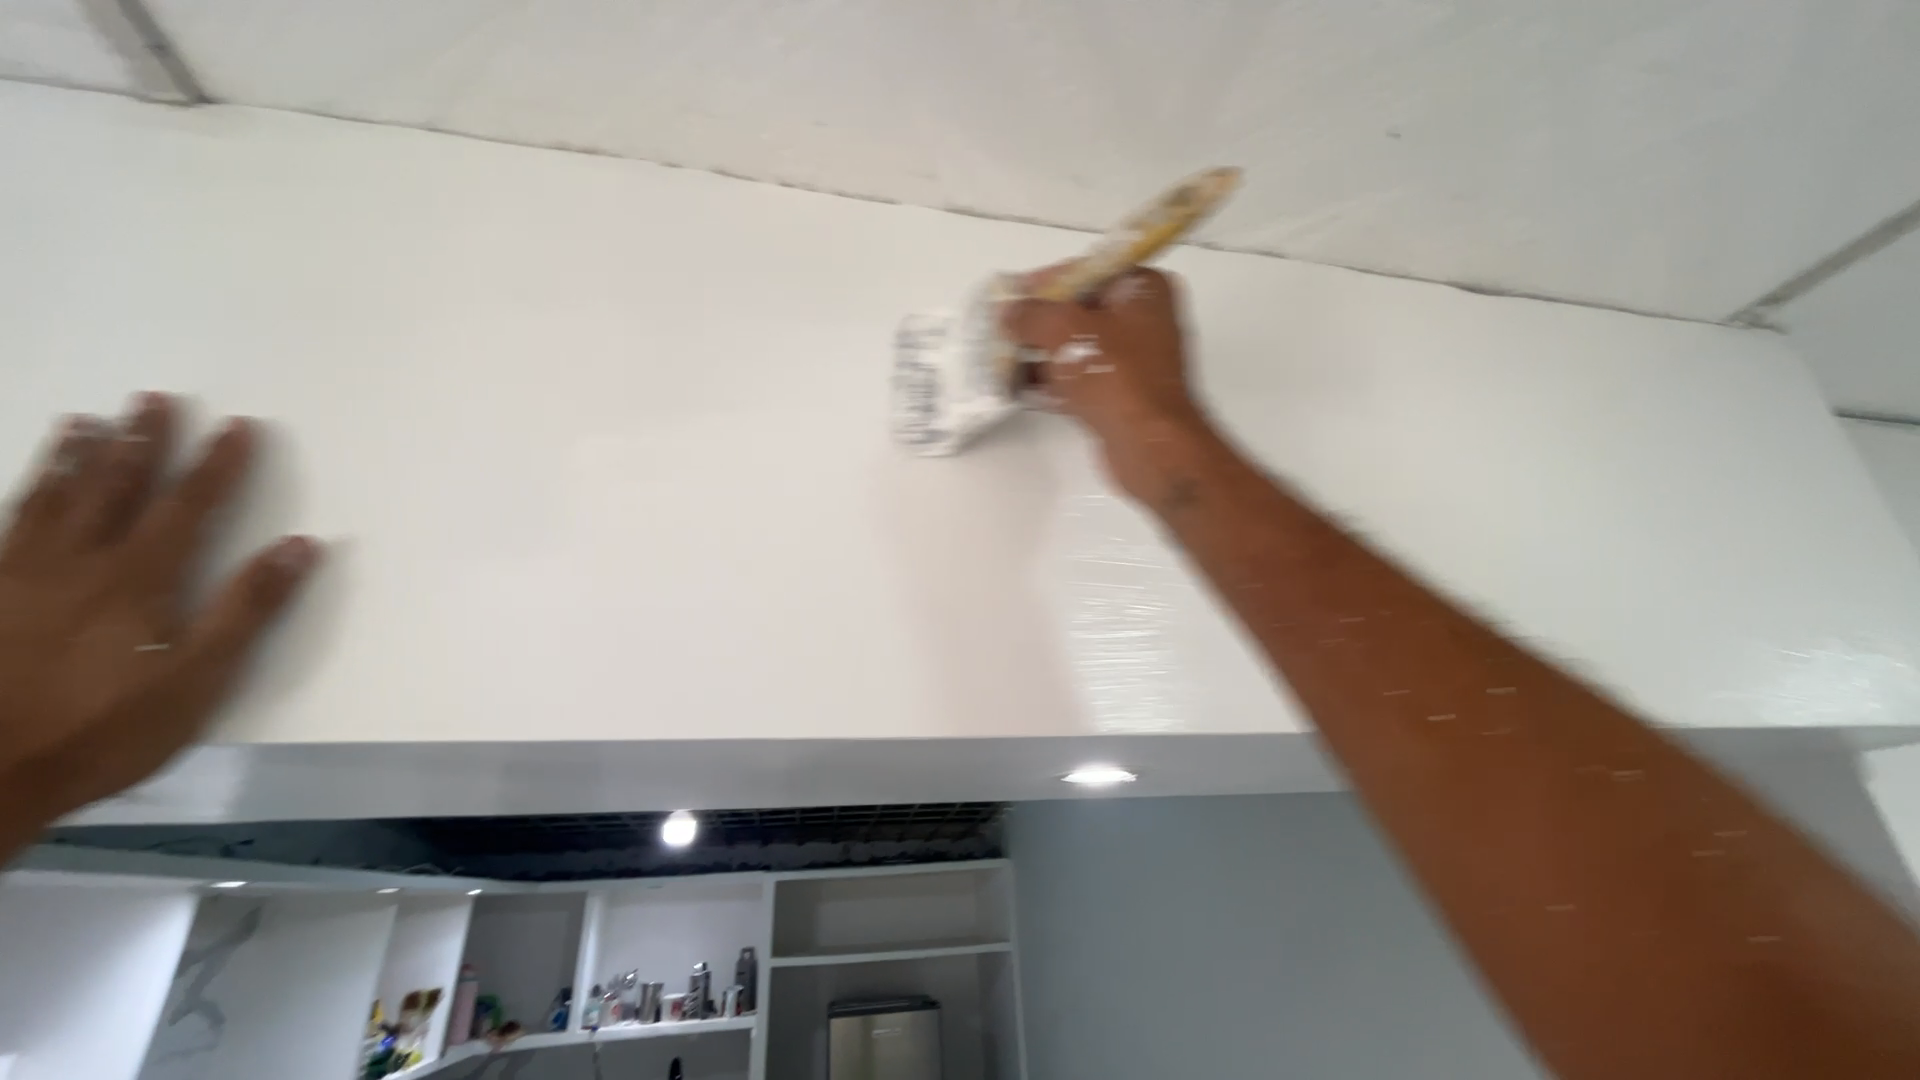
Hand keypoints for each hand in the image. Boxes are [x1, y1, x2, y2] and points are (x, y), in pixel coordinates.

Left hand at [0, 394, 319, 842]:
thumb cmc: (110, 727)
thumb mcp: (202, 676)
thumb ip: (250, 607)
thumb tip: (301, 545)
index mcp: (138, 580)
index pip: (187, 507)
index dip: (217, 465)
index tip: (239, 426)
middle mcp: (76, 565)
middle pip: (114, 490)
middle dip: (141, 442)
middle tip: (153, 399)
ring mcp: (18, 579)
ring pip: (49, 501)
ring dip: (75, 458)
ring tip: (87, 421)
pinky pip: (4, 529)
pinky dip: (22, 496)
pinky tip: (26, 488)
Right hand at [1000, 267, 1212, 498]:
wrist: (1149, 444)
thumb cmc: (1114, 375)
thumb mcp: (1064, 330)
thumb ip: (1030, 315)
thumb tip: (1007, 313)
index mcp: (1143, 288)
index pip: (1085, 272)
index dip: (1044, 283)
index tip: (1010, 297)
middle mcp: (1144, 319)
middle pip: (1078, 312)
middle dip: (1037, 323)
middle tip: (1000, 329)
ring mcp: (1134, 361)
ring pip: (1076, 348)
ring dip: (1039, 354)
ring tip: (999, 358)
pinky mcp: (1121, 396)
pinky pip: (1078, 380)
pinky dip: (1051, 382)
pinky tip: (1016, 387)